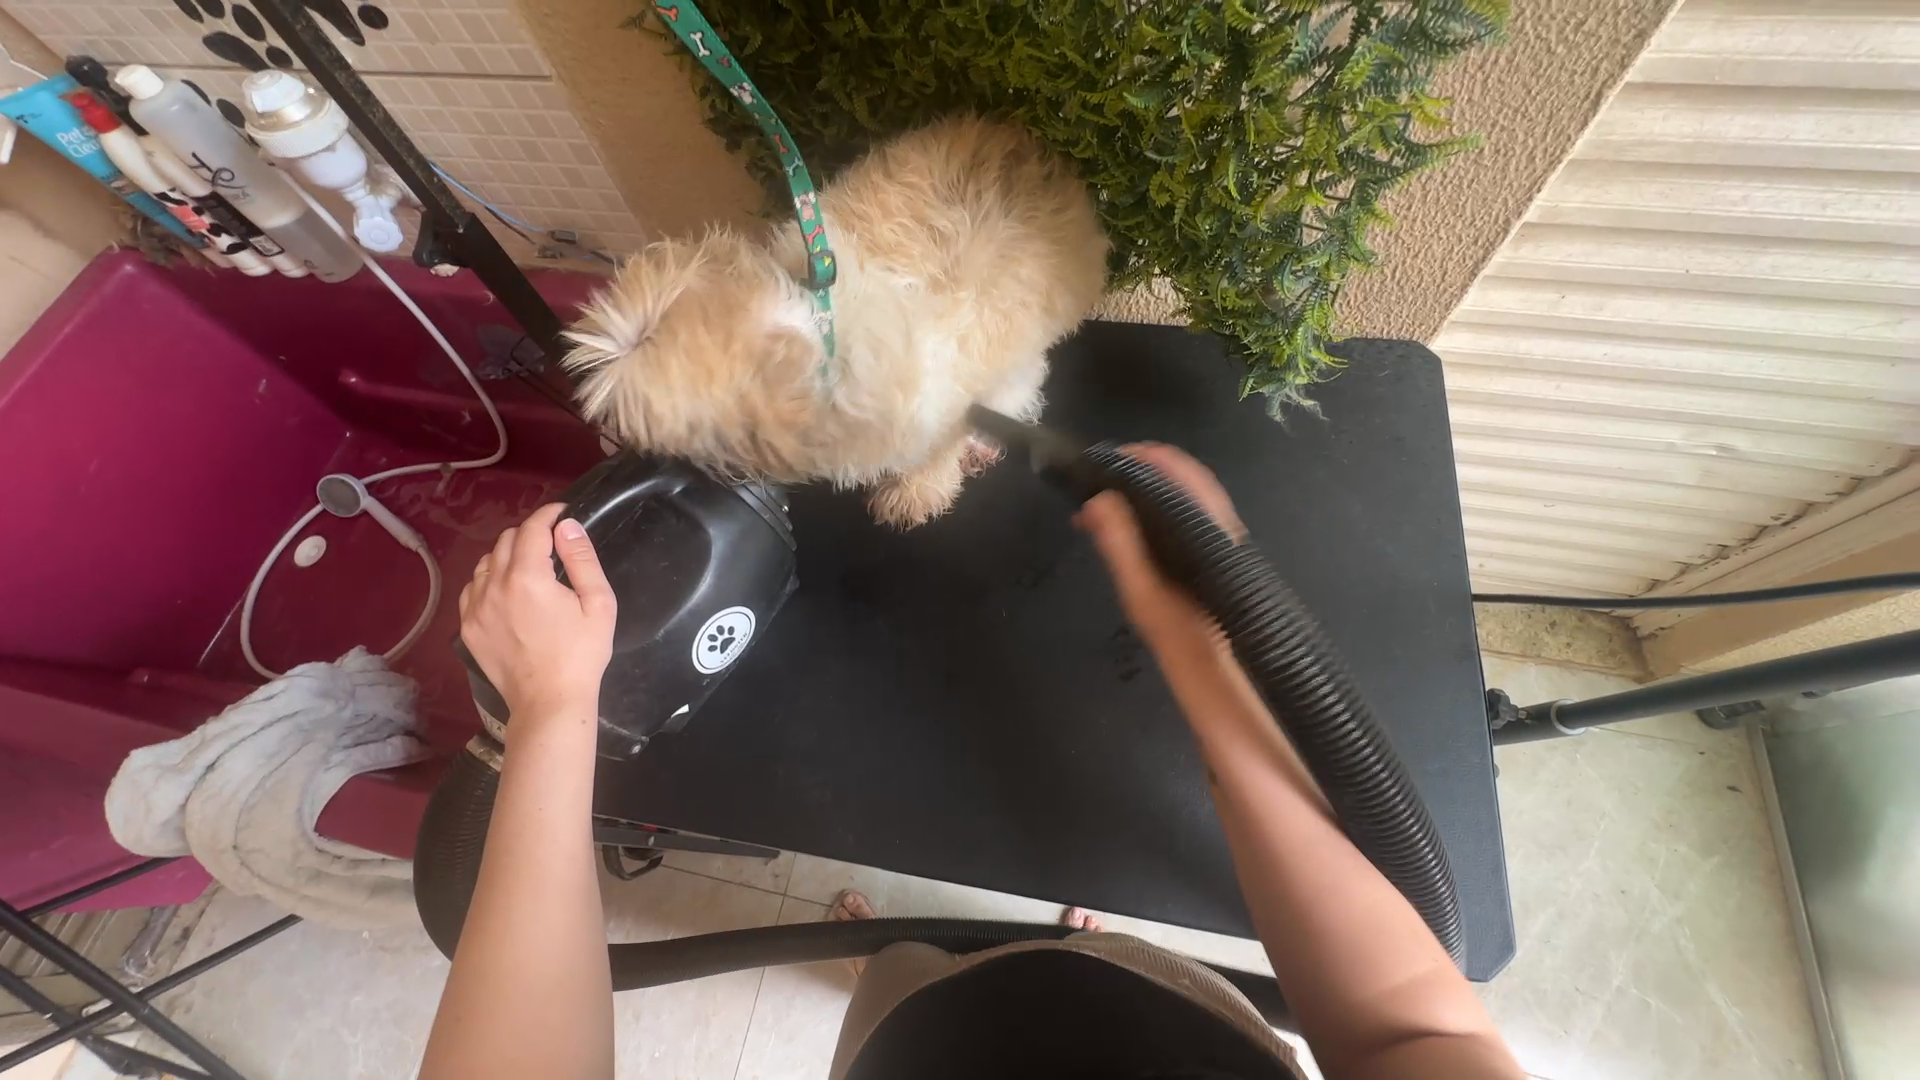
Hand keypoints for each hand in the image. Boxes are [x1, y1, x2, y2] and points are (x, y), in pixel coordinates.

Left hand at [459, 503, 616, 722]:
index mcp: (528, 577)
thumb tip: (568, 526)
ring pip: (485, 562)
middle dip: (530, 533)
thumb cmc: (582, 652)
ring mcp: (475, 607)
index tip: (563, 512)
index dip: (548, 514)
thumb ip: (583, 560)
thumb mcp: (599, 604)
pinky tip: (507, 590)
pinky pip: (473, 588)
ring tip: (531, 566)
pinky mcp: (468, 626)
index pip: (532, 530)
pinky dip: (489, 579)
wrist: (549, 700)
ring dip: (508, 555)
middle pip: (505, 541)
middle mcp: (494, 585)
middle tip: (553, 542)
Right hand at [1075, 443, 1244, 656]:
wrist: (1213, 667)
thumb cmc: (1176, 631)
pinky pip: (1185, 512)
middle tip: (1098, 478)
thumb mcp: (1140, 590)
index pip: (1175, 468)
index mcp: (1202, 524)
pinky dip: (1156, 505)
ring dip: (1147, 487)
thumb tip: (1098, 500)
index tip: (1103, 461)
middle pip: (1181, 475)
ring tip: (1106, 498)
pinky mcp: (1214, 550)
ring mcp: (1219, 535)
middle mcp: (1216, 521)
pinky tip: (1130, 522)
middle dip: (1139, 469)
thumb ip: (1120, 543)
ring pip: (1184, 493)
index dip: (1140, 456)